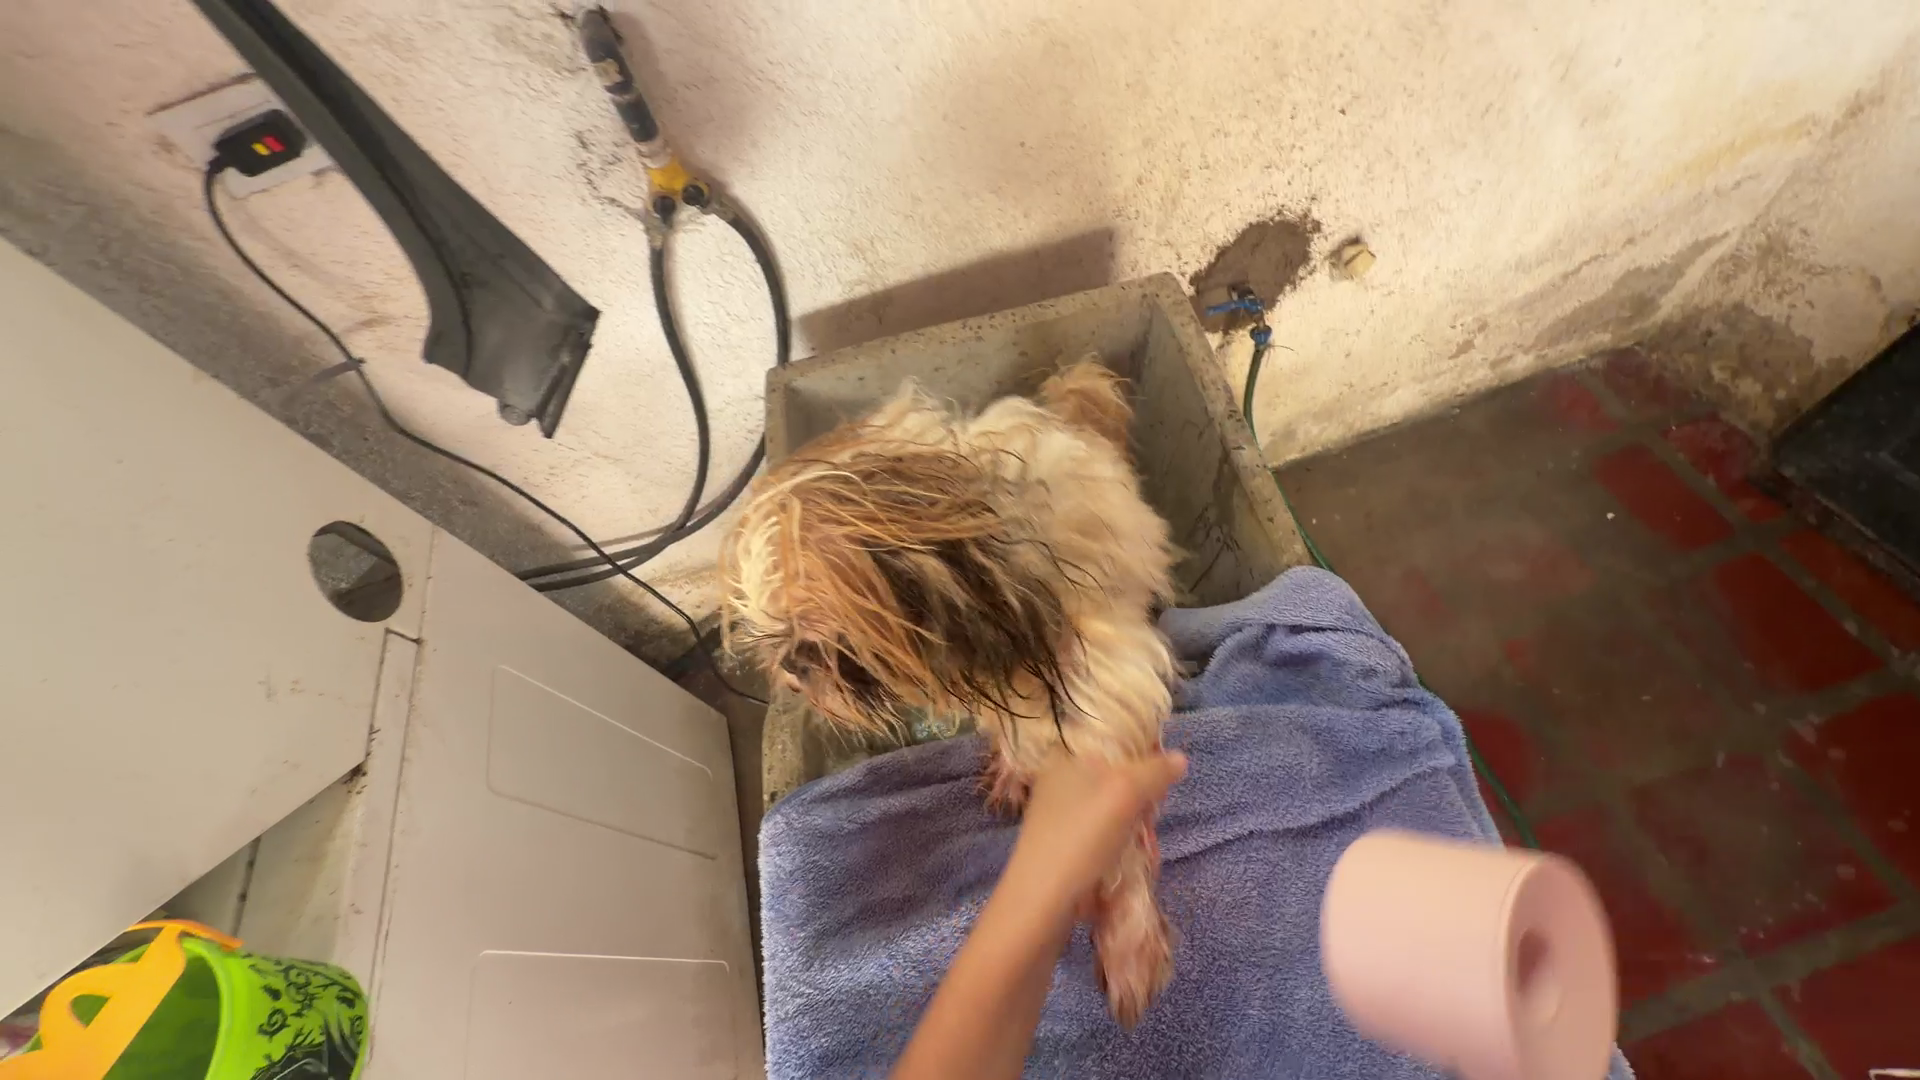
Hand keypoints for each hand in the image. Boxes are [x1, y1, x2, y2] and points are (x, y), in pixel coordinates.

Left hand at [1002, 751, 1188, 919]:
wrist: (1043, 902)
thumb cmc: (1081, 836)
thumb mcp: (1124, 793)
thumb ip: (1155, 771)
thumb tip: (1179, 758)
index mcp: (1066, 758)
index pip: (1113, 745)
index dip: (1143, 761)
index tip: (1157, 786)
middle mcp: (1061, 783)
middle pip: (1119, 782)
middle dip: (1142, 805)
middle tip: (1148, 823)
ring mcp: (1062, 818)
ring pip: (1117, 815)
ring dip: (1137, 833)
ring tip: (1143, 852)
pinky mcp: (1068, 849)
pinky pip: (1106, 840)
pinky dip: (1123, 851)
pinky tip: (1133, 866)